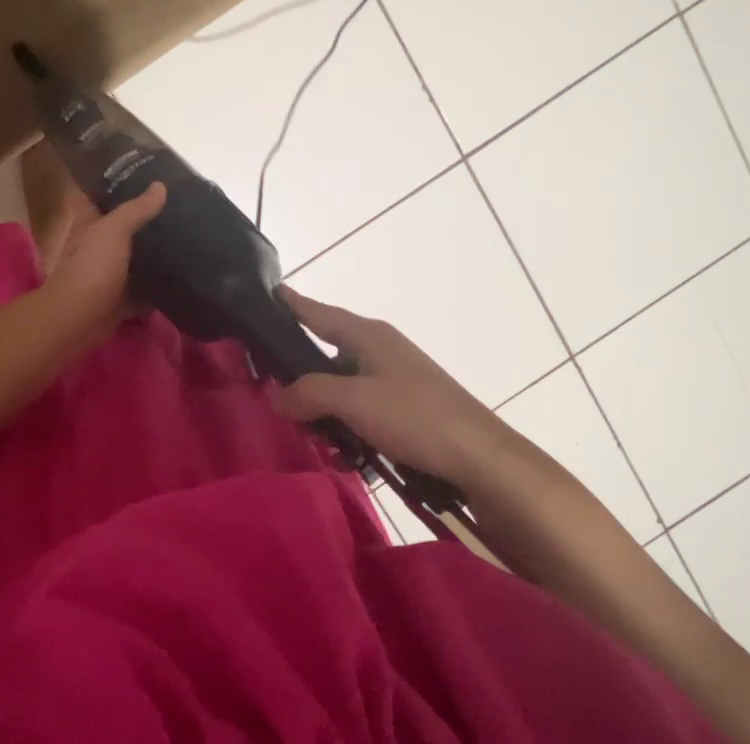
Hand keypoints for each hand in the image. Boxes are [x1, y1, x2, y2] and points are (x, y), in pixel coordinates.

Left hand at [40, 182, 166, 342]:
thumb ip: (136, 209)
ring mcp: (106, 273)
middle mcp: (95, 246)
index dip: (104, 182)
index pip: (90, 194)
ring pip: (131, 257)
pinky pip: (142, 289)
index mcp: (87, 224)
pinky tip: (181, 275)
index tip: (132, 170)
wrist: (79, 319)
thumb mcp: (113, 231)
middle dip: (139, 216)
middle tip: (170, 202)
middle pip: (117, 225)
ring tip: (182, 233)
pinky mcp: (119, 298)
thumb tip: (160, 186)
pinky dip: (157, 286)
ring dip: (151, 251)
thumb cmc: (91, 267)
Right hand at [272, 289, 498, 475]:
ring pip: (342, 389)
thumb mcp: (353, 402)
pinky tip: (346, 456)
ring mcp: (394, 380)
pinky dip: (348, 429)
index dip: (293, 303)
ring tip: (313, 437)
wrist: (480, 458)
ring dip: (325, 412)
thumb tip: (275, 395)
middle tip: (273, 394)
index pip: (319, 312)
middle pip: (326, 355)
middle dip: (301, 377)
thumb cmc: (415, 417)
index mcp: (368, 336)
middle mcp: (380, 351)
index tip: (269, 291)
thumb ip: (309, 393)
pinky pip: (361, 412)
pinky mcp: (404, 410)